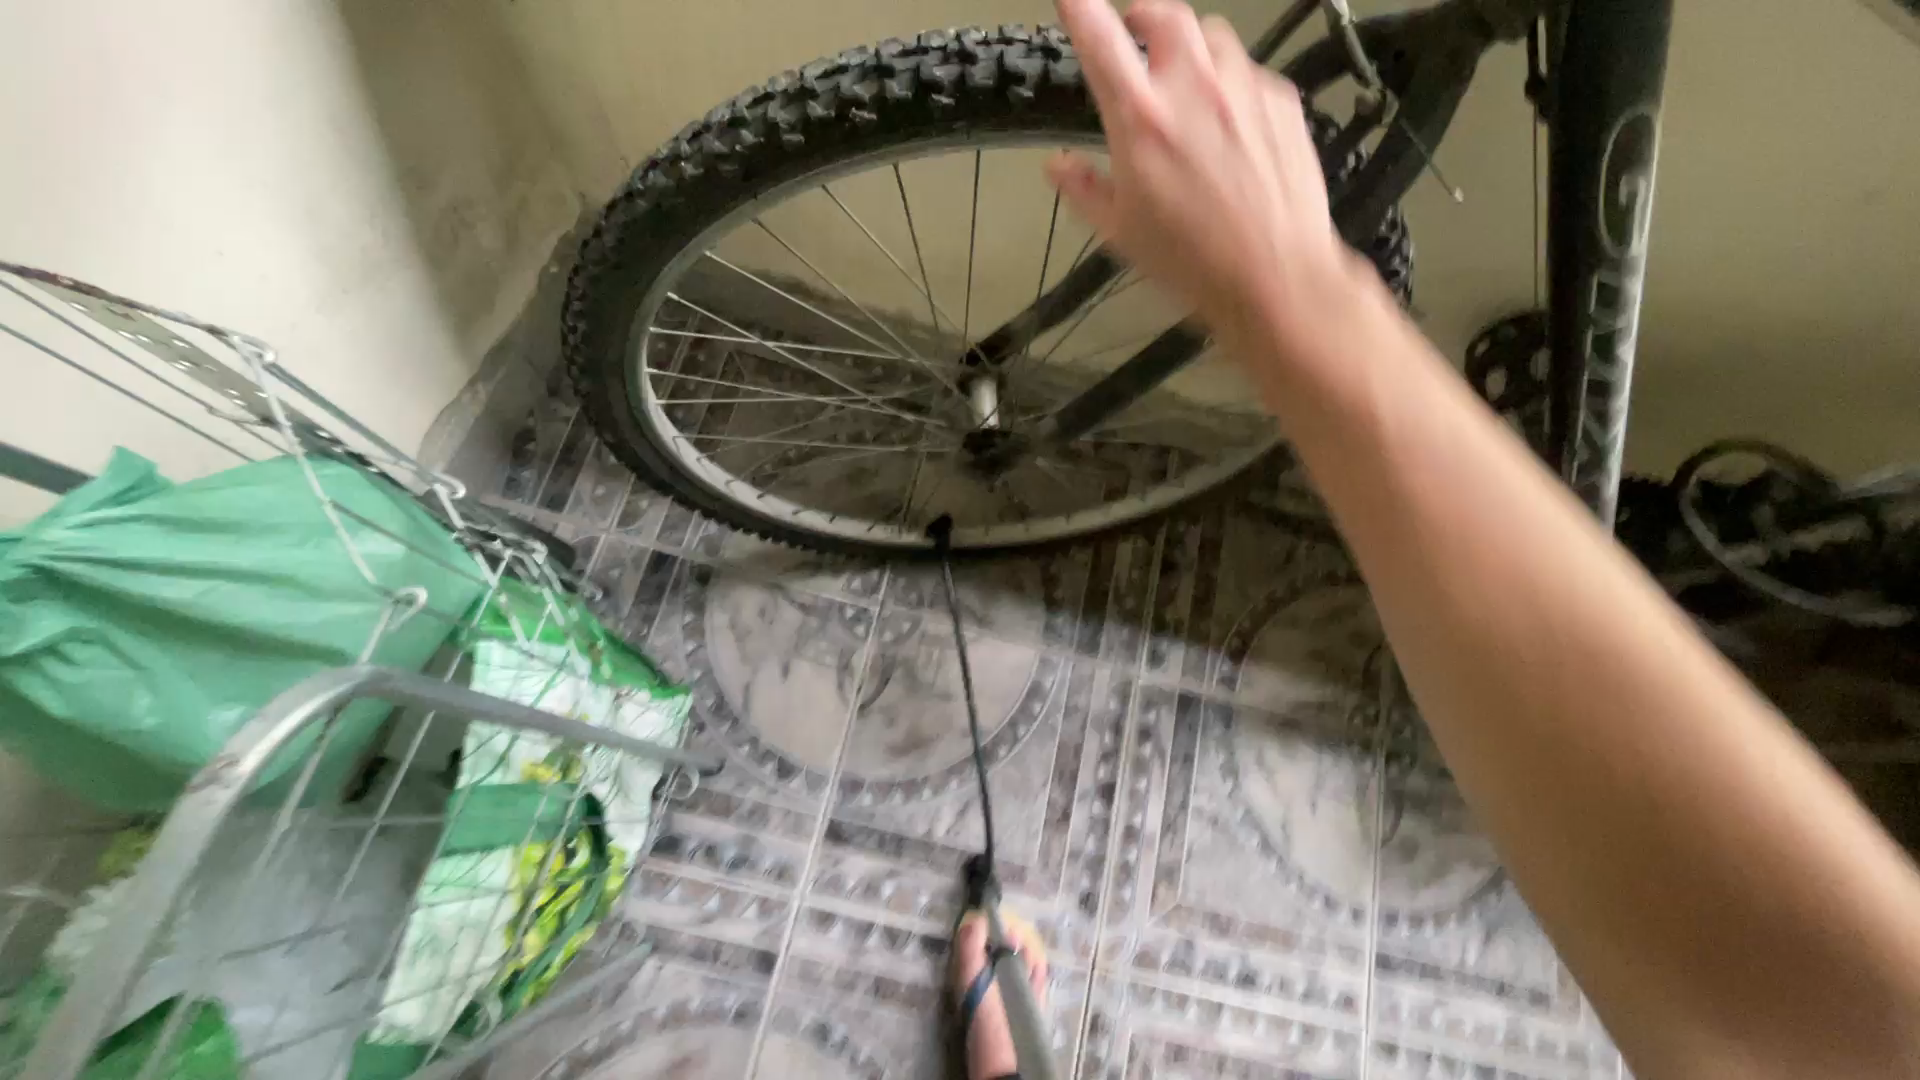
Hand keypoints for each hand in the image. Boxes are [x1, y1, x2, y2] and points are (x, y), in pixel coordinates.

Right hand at [1047, 0, 1361, 357]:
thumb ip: (1083, 189)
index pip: (1099, 38)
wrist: (1274, 274)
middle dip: (1142, 13)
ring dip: (1190, 46)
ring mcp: (1242, 87)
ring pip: (1212, 36)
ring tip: (1186, 79)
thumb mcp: (1120, 232)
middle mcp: (1191, 85)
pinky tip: (1229, 122)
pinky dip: (1229, 82)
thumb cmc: (1188, 260)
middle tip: (1134, 30)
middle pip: (1163, 13)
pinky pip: (1248, 72)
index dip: (1080, 8)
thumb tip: (1055, 165)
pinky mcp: (1281, 100)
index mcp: (1140, 117)